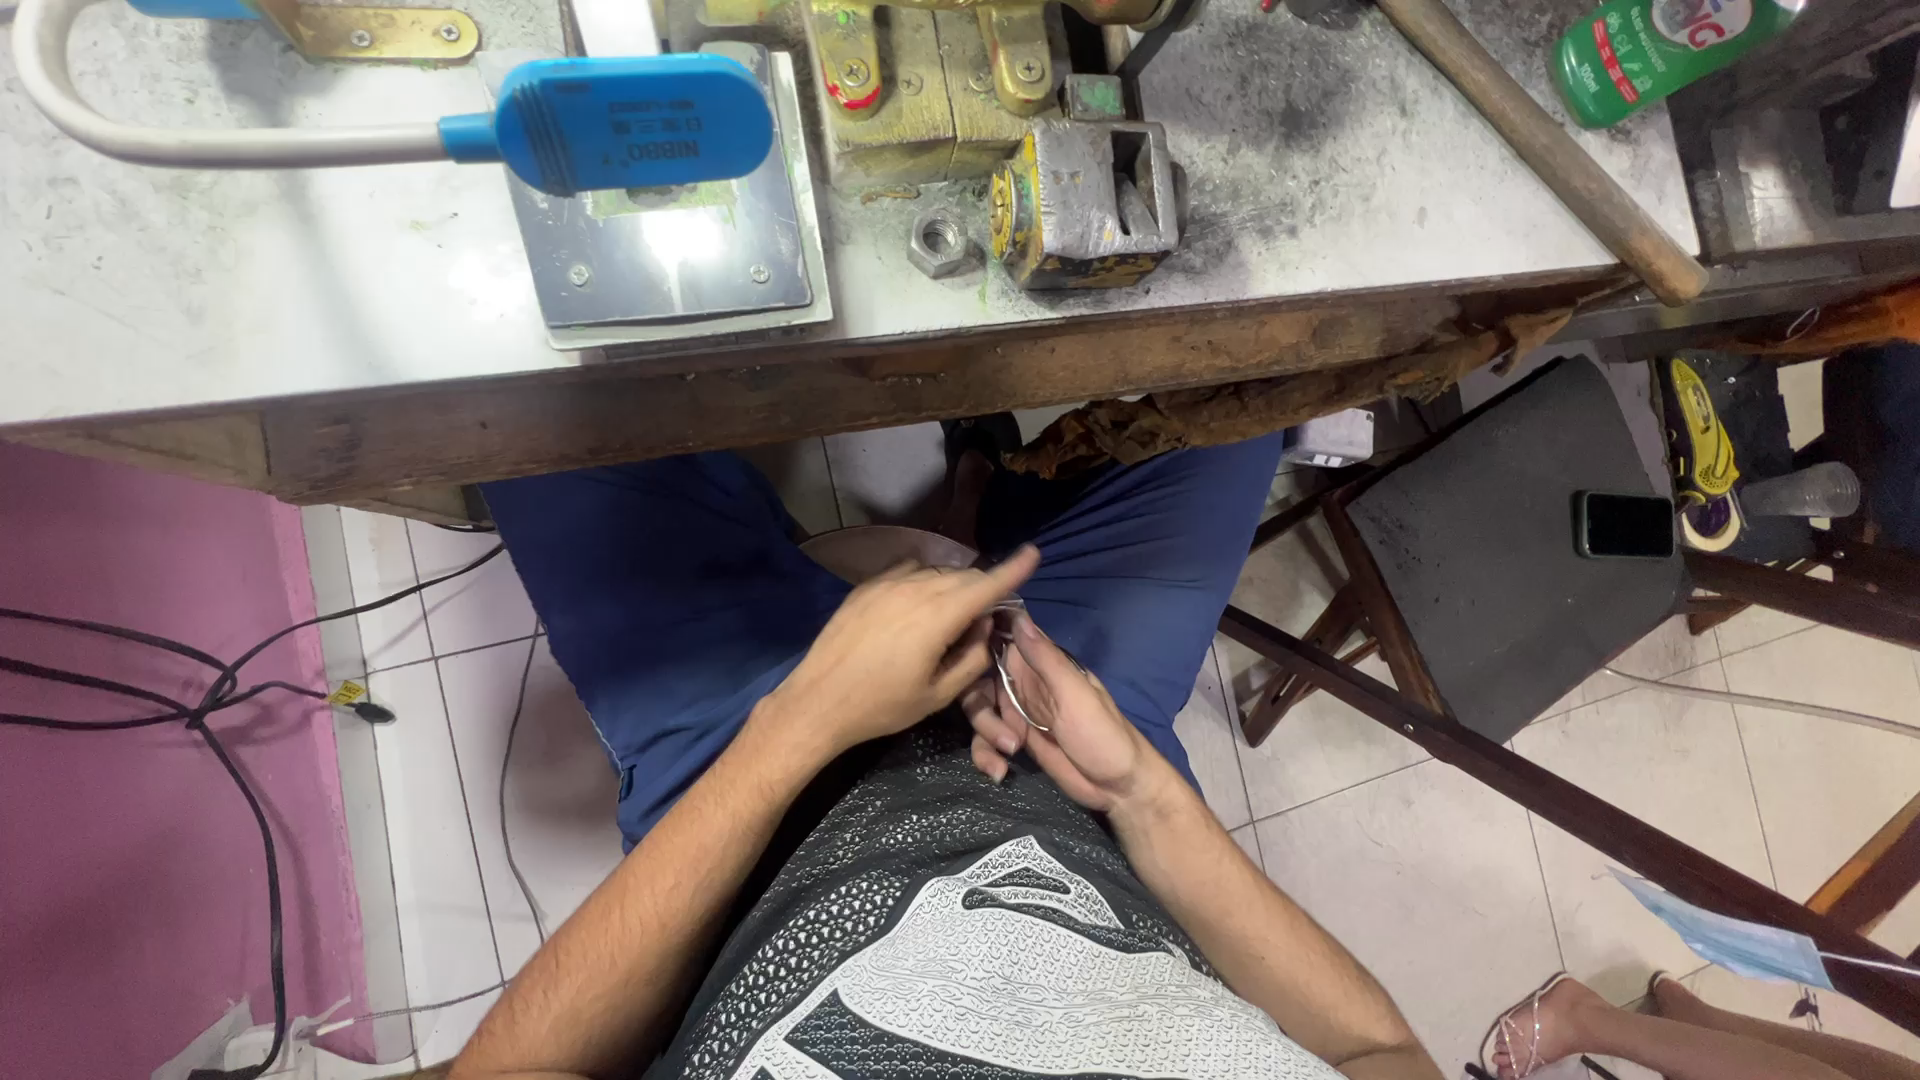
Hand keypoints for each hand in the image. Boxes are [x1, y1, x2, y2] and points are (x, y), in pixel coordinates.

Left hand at [755, 545, 1040, 759]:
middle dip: (983, 588)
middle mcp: (915, 588)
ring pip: (936, 573)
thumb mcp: (939, 694)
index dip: (1013, 569)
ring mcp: (887, 583)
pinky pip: (908, 572)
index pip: (986, 585)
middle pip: (964, 577)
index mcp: (938, 616)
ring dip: (953, 587)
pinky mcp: (866, 586)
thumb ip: (972, 657)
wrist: (818, 701)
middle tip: (985, 618)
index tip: (1033, 552)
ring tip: (949, 618)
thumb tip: (984, 626)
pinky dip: (924, 582)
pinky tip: (917, 606)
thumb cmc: (882, 705)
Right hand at [962, 613, 1180, 816]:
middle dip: (977, 703)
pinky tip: (1000, 771)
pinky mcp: (1013, 738)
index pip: (1002, 634)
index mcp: (1040, 663)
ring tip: (1011, 750)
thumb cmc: (1103, 735)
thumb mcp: (1075, 696)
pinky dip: (985, 755)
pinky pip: (984, 740)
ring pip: (977, 710)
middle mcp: (1024, 682)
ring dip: (985, 733)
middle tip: (995, 726)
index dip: (976, 636)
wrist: (1118, 788)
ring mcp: (1017, 711)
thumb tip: (1018, 616)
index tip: (956, 649)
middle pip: (977, 677)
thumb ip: (1045, 659)